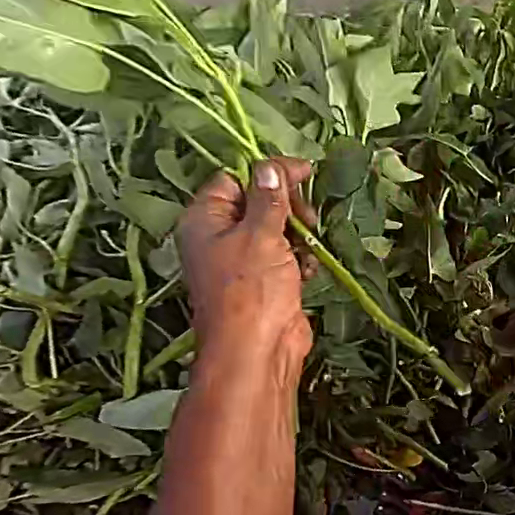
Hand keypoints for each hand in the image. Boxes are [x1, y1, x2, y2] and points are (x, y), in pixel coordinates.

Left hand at [179, 158, 317, 377]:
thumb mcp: (261, 235)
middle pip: (258, 203)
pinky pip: (287, 256)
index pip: (235, 179)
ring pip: (277, 230)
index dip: (269, 174)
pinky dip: (302, 258)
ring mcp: (243, 260)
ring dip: (300, 235)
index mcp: (205, 220)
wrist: (258, 347)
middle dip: (289, 208)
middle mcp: (219, 236)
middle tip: (309, 219)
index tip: (306, 172)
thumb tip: (270, 167)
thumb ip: (269, 199)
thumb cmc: (251, 289)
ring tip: (309, 249)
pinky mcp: (266, 280)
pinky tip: (309, 270)